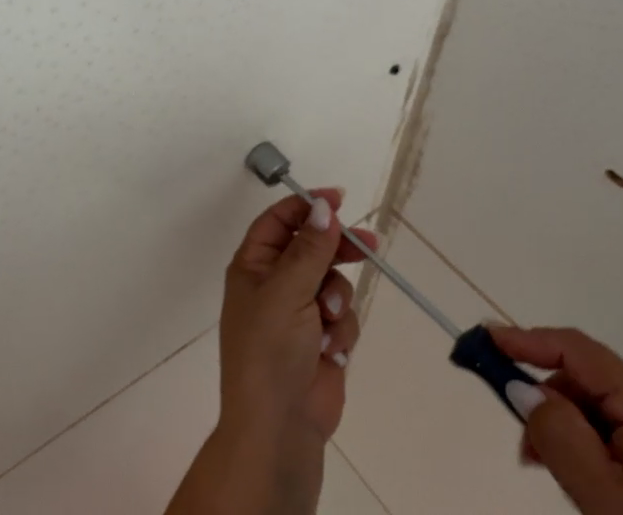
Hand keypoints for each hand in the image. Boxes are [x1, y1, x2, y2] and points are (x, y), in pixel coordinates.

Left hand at [218, 188, 376, 440]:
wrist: (280, 423)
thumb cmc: (271, 349)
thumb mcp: (287, 291)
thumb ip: (309, 248)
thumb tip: (322, 207)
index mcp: (253, 267)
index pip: (279, 222)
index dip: (306, 207)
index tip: (339, 198)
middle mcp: (274, 285)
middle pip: (313, 249)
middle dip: (338, 250)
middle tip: (369, 243)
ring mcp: (299, 313)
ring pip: (334, 283)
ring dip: (338, 300)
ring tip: (329, 322)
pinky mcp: (322, 339)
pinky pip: (343, 317)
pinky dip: (341, 331)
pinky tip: (331, 352)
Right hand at [491, 326, 622, 514]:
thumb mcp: (600, 492)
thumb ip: (556, 433)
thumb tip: (524, 388)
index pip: (578, 351)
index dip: (526, 340)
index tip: (482, 340)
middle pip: (589, 381)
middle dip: (548, 403)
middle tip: (524, 449)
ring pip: (605, 410)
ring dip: (570, 431)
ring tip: (557, 474)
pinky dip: (596, 447)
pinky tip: (589, 481)